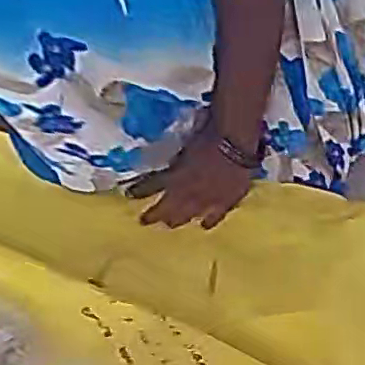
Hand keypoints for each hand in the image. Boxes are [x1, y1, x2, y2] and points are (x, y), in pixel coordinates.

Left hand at [129, 134, 252, 228]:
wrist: (235, 147)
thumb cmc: (207, 138)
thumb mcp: (182, 147)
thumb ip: (173, 161)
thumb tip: (166, 166)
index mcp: (175, 177)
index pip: (152, 186)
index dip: (140, 191)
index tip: (129, 195)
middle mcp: (189, 193)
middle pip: (169, 208)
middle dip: (158, 215)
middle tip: (148, 221)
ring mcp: (208, 201)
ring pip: (189, 215)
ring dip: (178, 220)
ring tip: (170, 225)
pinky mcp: (226, 204)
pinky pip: (215, 217)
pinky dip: (209, 222)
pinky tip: (204, 226)